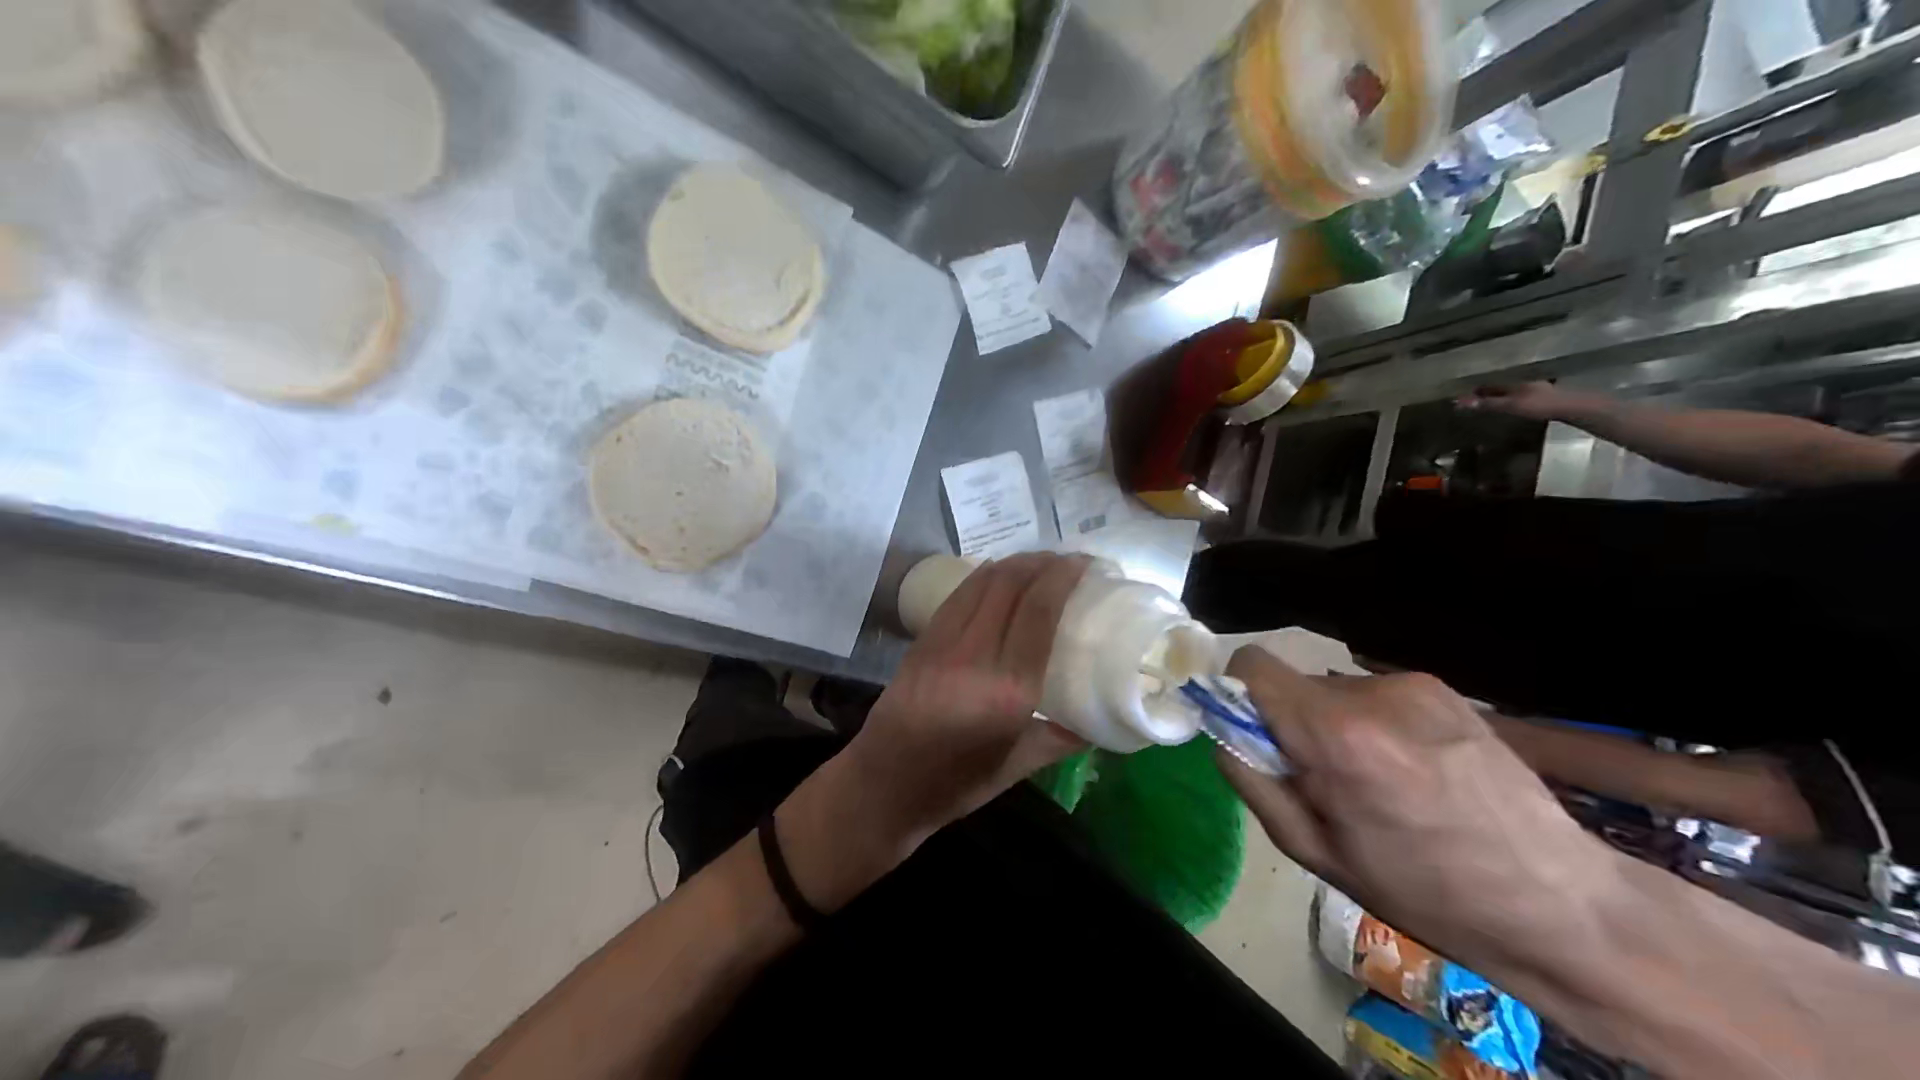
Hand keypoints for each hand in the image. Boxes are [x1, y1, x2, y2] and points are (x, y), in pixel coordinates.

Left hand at [775, 554, 1089, 910]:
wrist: (883, 786)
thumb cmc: (956, 785)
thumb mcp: (1018, 768)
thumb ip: (1062, 738)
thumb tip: (1101, 716)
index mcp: (1008, 692)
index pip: (1039, 611)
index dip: (1064, 577)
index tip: (1088, 564)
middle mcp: (975, 658)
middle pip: (1011, 585)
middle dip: (1044, 562)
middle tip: (1071, 561)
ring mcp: (943, 644)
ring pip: (983, 583)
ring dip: (1016, 563)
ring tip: (1042, 563)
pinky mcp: (922, 640)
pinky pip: (960, 595)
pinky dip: (986, 576)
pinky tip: (1001, 576)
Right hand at [1215, 647, 1623, 974]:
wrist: (1559, 903)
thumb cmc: (1422, 891)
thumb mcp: (1312, 851)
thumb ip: (1252, 780)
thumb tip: (1224, 732)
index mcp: (1336, 735)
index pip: (1252, 665)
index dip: (1238, 694)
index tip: (1253, 735)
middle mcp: (1373, 692)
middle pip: (1294, 684)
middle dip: (1292, 722)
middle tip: (1324, 780)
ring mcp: (1414, 686)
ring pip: (1334, 691)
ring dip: (1335, 725)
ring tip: (1378, 782)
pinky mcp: (1445, 690)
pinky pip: (1375, 696)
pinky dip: (1373, 724)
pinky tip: (1412, 771)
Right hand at [1455, 380, 1588, 420]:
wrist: (1573, 407)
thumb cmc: (1540, 405)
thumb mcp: (1510, 406)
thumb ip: (1487, 404)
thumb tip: (1459, 402)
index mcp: (1514, 384)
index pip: (1490, 386)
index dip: (1477, 390)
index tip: (1464, 395)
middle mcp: (1524, 384)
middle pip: (1502, 387)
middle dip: (1489, 393)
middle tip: (1477, 400)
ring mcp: (1537, 390)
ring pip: (1514, 392)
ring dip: (1503, 397)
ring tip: (1494, 403)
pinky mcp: (1546, 398)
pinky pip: (1524, 398)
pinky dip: (1515, 401)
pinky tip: (1516, 407)